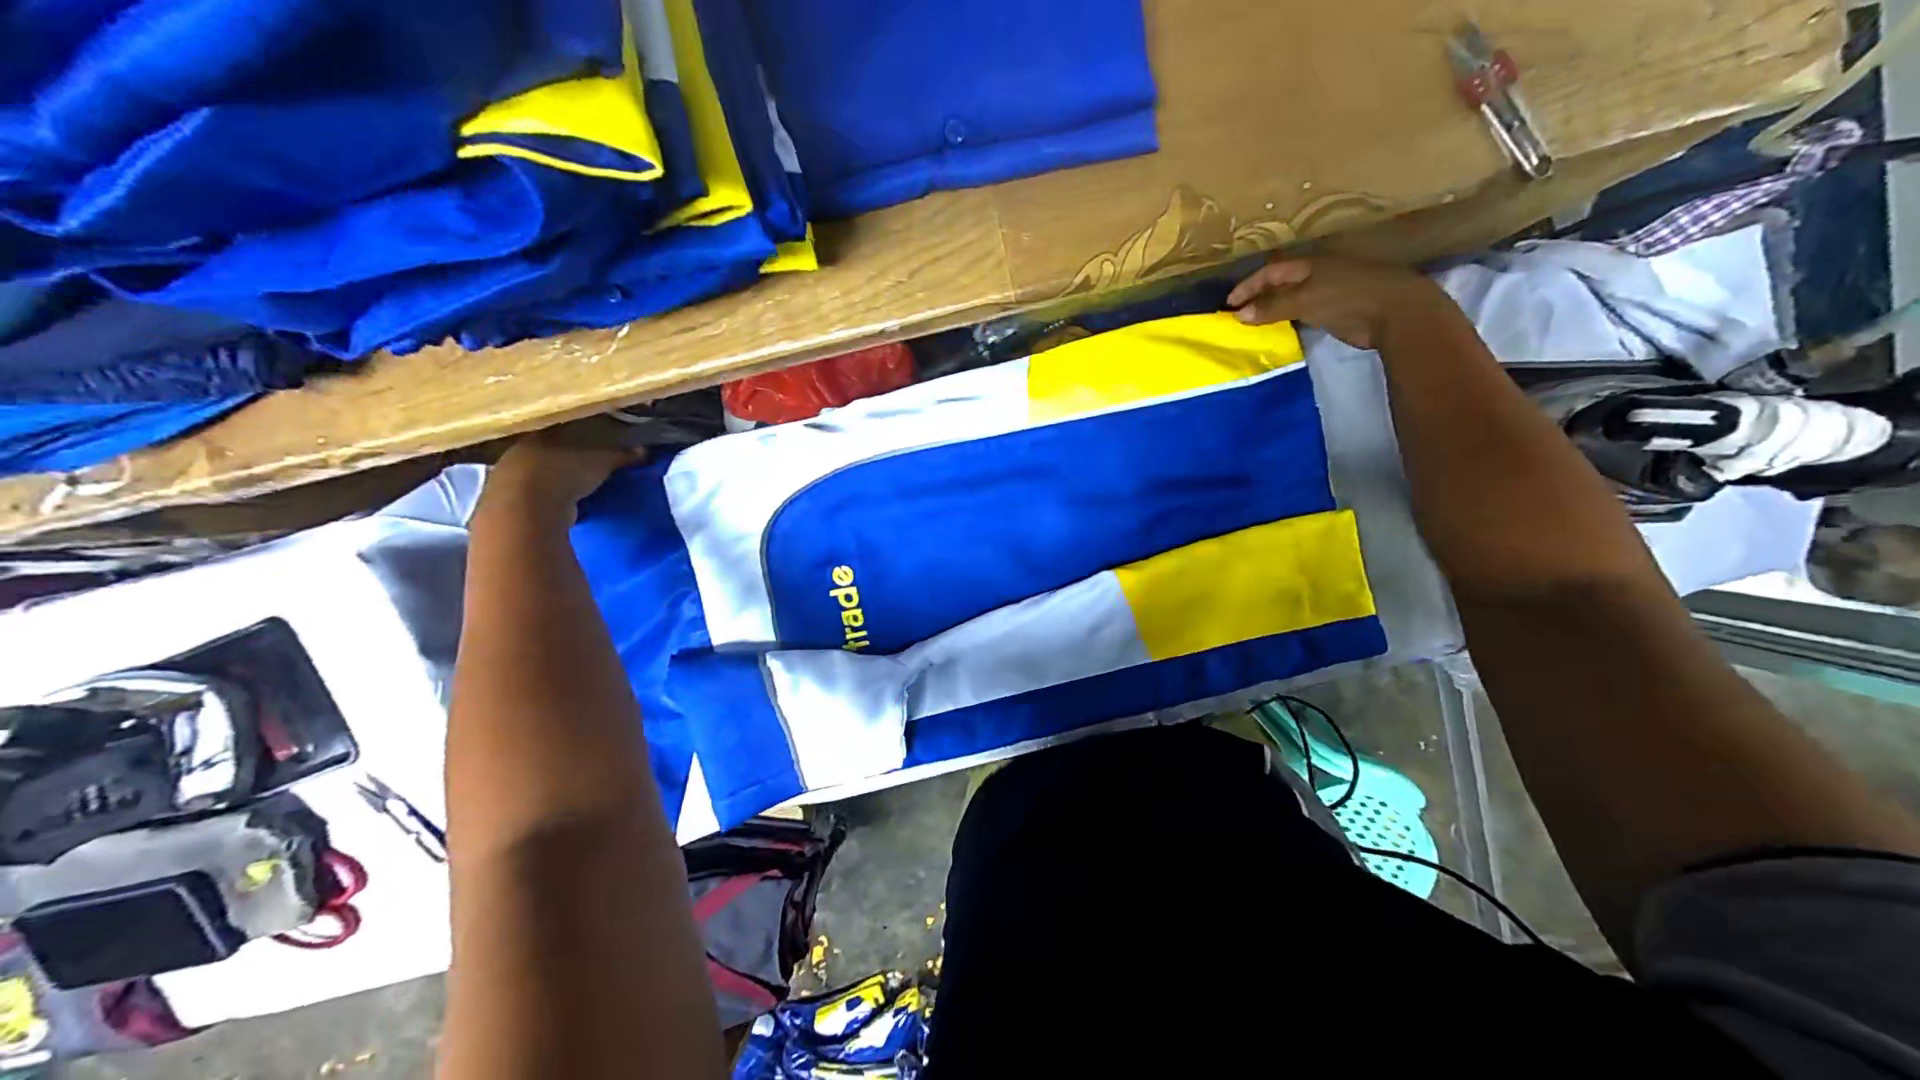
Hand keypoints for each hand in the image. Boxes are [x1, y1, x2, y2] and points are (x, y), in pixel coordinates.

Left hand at [481, 428, 643, 525]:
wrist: (526, 508)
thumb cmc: (565, 473)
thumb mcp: (602, 462)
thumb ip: (622, 456)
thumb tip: (645, 451)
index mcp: (541, 435)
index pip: (560, 431)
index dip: (577, 438)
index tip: (592, 445)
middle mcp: (519, 452)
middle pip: (545, 453)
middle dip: (563, 460)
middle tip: (583, 470)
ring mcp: (507, 479)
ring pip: (535, 476)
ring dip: (551, 484)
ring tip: (573, 493)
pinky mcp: (506, 505)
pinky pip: (530, 499)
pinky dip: (544, 503)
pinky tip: (558, 510)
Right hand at [1226, 256, 1451, 350]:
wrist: (1394, 311)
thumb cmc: (1348, 297)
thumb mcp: (1304, 300)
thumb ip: (1272, 308)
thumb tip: (1239, 315)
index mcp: (1310, 264)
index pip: (1271, 271)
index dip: (1249, 285)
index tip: (1229, 303)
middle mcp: (1318, 274)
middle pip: (1281, 283)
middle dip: (1258, 297)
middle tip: (1238, 314)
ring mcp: (1329, 292)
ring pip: (1292, 298)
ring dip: (1272, 310)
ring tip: (1254, 324)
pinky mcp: (1338, 310)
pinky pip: (1304, 312)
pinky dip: (1288, 319)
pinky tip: (1280, 330)